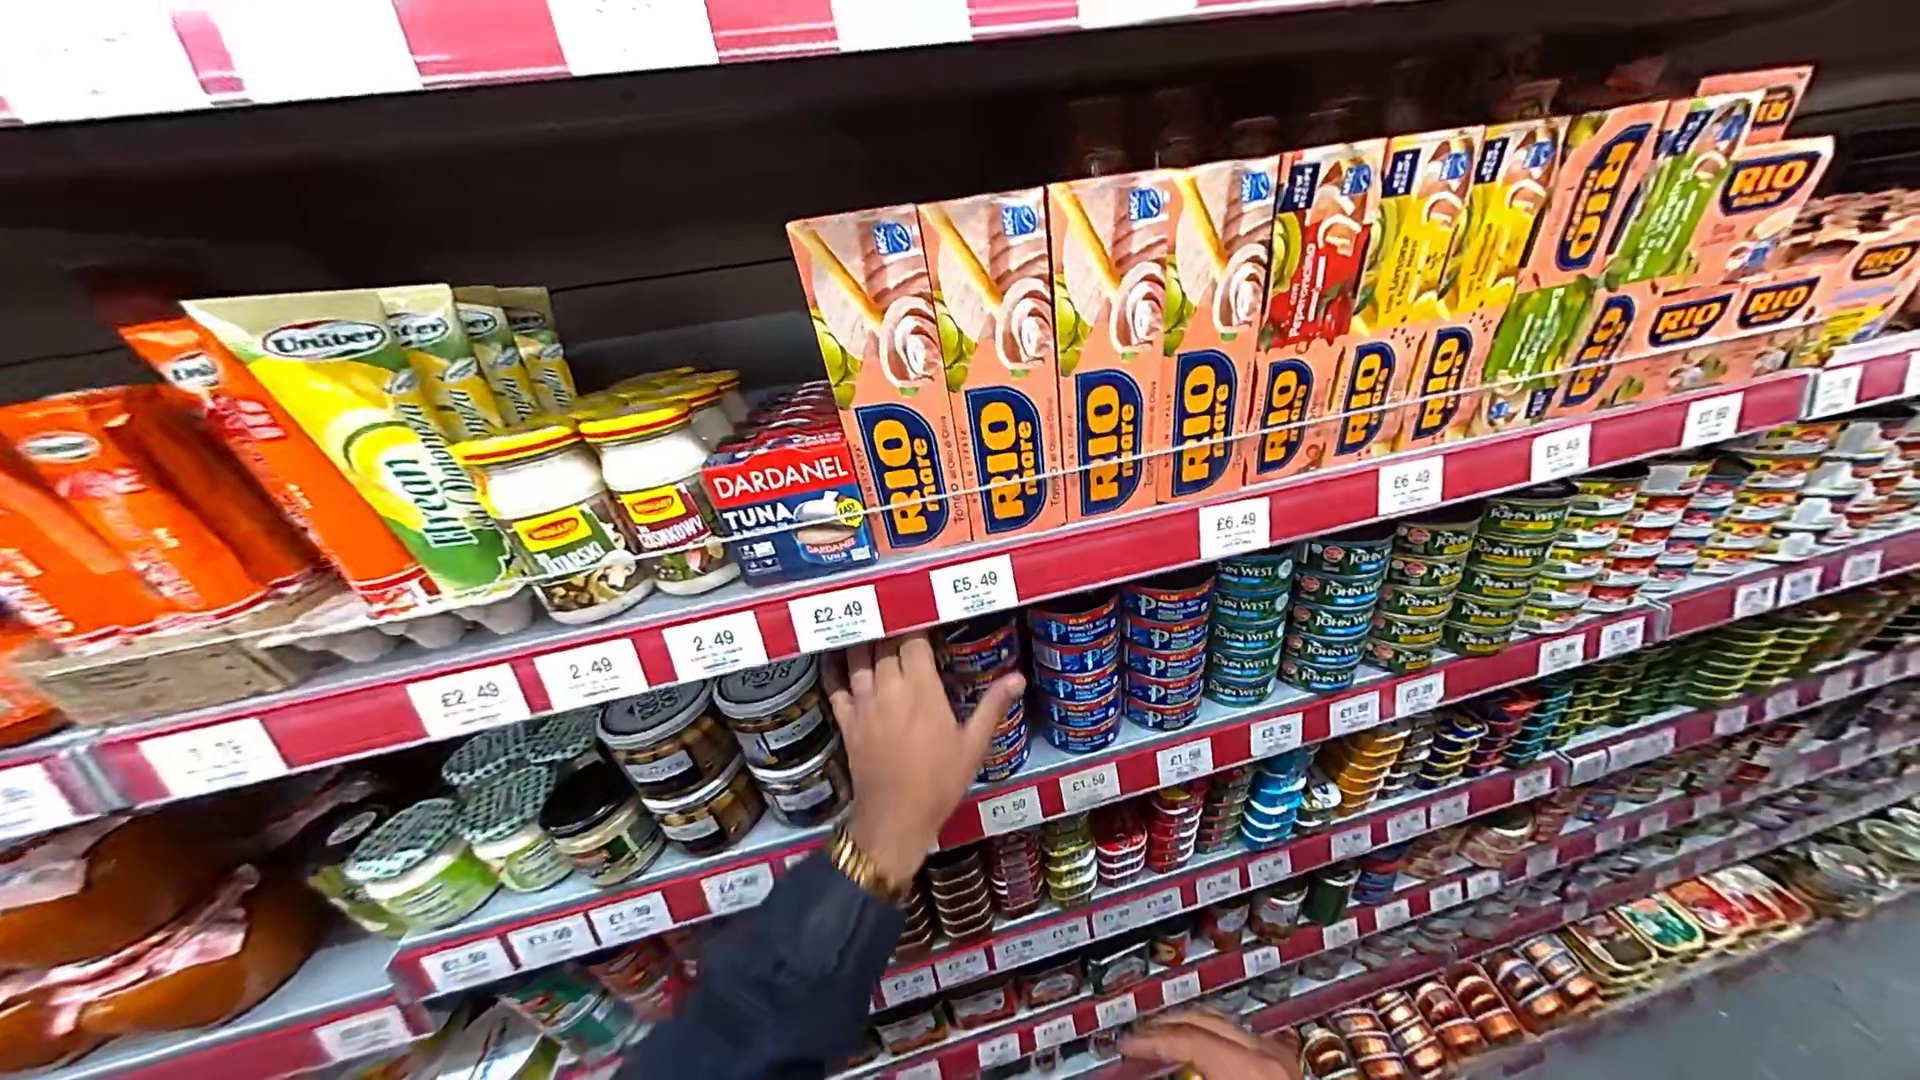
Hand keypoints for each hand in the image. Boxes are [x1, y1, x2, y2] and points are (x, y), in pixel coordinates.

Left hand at [825, 633, 1024, 883]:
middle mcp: (889, 689)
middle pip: (884, 646)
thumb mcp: (973, 745)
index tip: (923, 619)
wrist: (896, 819)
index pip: (913, 642)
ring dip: (866, 644)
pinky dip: (836, 671)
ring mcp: (863, 704)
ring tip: (873, 633)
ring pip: (858, 660)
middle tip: (901, 625)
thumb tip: (1018, 677)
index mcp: (921, 689)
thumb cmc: (940, 782)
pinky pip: (835, 687)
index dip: (917, 628)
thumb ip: (993, 706)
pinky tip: (839, 661)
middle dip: (893, 632)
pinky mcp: (847, 721)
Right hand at [1121, 1011, 1302, 1079]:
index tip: (1126, 1046)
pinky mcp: (1291, 1071)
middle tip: (1138, 1038)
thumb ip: (1190, 1079)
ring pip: (1224, 1024)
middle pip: (1204, 1019)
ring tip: (1164, 1042)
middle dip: (1166, 1026)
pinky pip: (1242, 1040)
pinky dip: (1214, 1040)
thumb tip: (1153, 1071)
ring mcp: (1284, 1060)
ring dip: (1189, 1029)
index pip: (1188, 1037)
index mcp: (1252, 1069)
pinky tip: (1201, 1055)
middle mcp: (1269, 1054)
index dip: (1150, 1041)